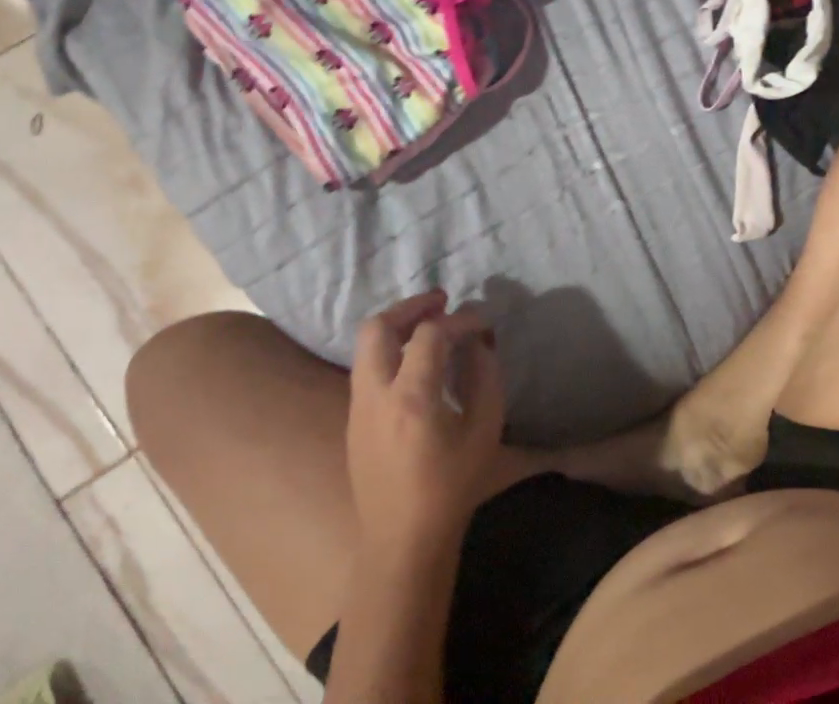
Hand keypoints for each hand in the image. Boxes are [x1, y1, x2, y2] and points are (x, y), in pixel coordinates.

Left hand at [347, 290, 504, 553]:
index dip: (460, 320)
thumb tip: (479, 343)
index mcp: (412, 397)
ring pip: (365, 345)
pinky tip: (416, 360)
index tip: (483, 324)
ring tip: (430, 324)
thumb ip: (485, 377)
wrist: (402, 537)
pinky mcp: (353, 419)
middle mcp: (375, 393)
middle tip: (441, 301)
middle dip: (410, 307)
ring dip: (396, 326)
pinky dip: (390, 349)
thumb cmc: (452, 486)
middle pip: (377, 327)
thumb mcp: (485, 430)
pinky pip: (366, 367)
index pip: (431, 334)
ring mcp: (357, 406)